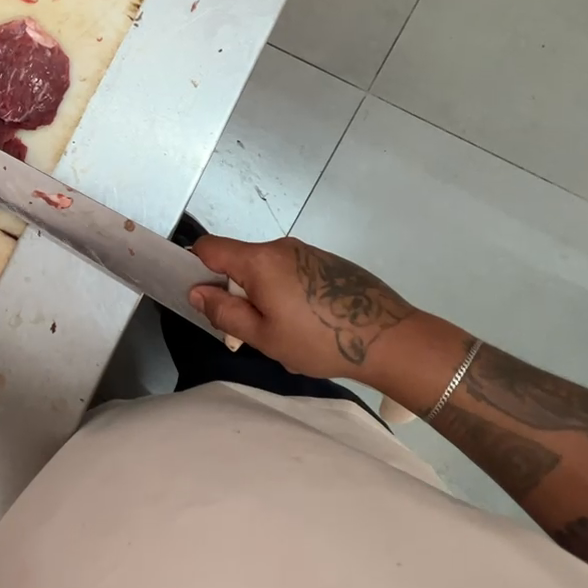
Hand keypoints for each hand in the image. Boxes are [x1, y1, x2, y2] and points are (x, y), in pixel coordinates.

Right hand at [188, 236, 421, 379]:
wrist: (391, 338)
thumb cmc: (318, 340)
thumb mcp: (262, 336)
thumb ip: (224, 312)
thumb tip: (197, 292)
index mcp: (259, 261)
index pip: (209, 247)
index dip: (198, 268)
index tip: (208, 297)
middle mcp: (281, 247)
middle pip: (240, 259)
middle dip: (237, 288)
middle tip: (254, 327)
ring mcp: (308, 251)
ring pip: (268, 268)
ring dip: (266, 292)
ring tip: (289, 328)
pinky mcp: (330, 263)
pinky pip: (294, 271)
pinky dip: (290, 291)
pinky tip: (312, 320)